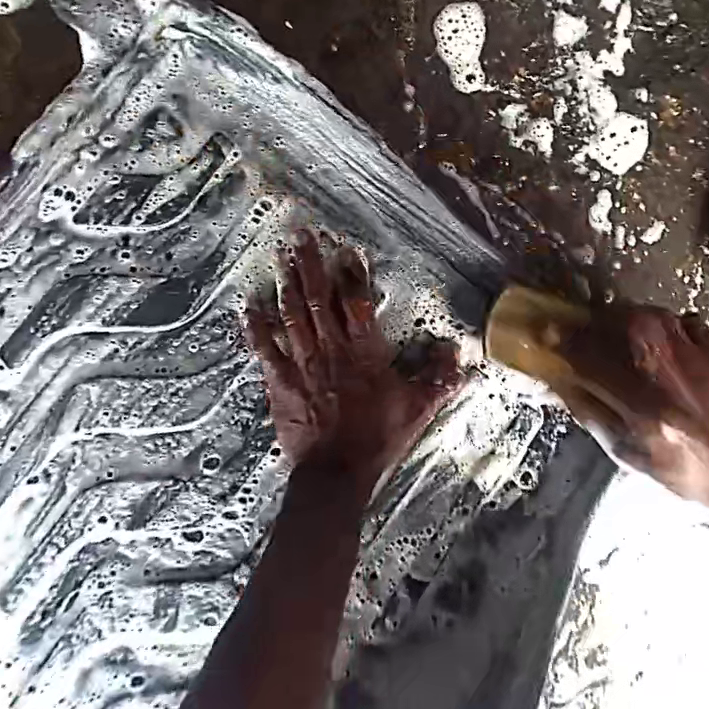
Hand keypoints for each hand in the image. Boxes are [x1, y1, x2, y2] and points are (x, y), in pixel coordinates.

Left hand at [245, 230, 465, 499]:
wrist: (336, 473)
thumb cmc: (378, 438)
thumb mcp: (417, 408)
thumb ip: (439, 377)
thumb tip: (459, 352)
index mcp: (364, 352)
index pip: (358, 303)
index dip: (353, 274)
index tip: (347, 249)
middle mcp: (331, 349)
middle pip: (319, 298)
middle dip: (310, 264)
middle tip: (301, 235)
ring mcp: (302, 363)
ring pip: (292, 314)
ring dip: (287, 282)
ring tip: (280, 255)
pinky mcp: (280, 381)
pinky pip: (265, 347)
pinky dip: (256, 325)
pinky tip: (249, 304)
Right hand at [564, 307, 708, 514]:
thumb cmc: (677, 468)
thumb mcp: (625, 453)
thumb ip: (591, 415)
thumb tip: (559, 382)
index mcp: (642, 409)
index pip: (593, 364)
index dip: (566, 345)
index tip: (547, 333)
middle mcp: (668, 379)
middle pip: (625, 328)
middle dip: (597, 321)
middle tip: (585, 326)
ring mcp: (696, 363)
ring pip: (654, 317)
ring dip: (629, 316)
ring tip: (618, 326)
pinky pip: (687, 320)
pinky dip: (669, 321)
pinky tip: (660, 335)